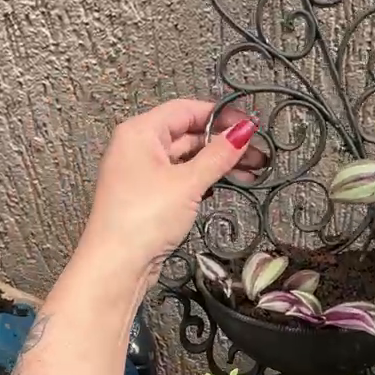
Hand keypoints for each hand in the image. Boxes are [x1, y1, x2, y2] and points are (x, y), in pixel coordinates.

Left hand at [78, 99, 261, 282]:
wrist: (117, 264)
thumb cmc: (141, 219)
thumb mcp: (188, 182)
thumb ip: (219, 155)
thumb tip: (243, 131)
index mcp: (140, 132)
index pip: (187, 110)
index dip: (221, 116)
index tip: (249, 126)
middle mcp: (138, 148)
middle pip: (188, 134)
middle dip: (224, 143)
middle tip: (257, 153)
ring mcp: (142, 174)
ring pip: (187, 159)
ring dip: (217, 164)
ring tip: (250, 172)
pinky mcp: (148, 197)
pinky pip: (180, 179)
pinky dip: (203, 180)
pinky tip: (224, 186)